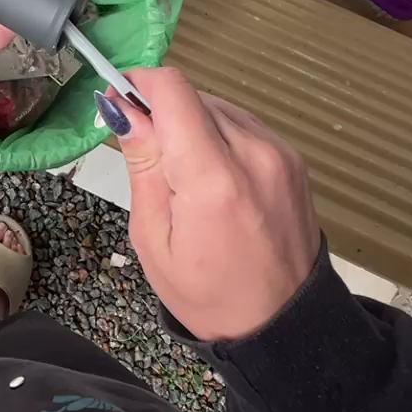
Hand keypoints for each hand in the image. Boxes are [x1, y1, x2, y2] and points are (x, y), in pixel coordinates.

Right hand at [97, 67, 320, 340]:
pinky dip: (215, 134)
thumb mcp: (152, 236)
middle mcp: (254, 152)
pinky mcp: (292, 158)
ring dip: (187, 122)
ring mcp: (280, 152)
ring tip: (179, 171)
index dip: (138, 83)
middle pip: (192, 94)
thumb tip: (122, 109)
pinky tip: (209, 173)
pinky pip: (241, 123)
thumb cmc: (206, 292)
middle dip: (158, 109)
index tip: (118, 102)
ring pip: (216, 105)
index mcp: (213, 177)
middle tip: (142, 149)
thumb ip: (143, 163)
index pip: (173, 90)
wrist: (286, 328)